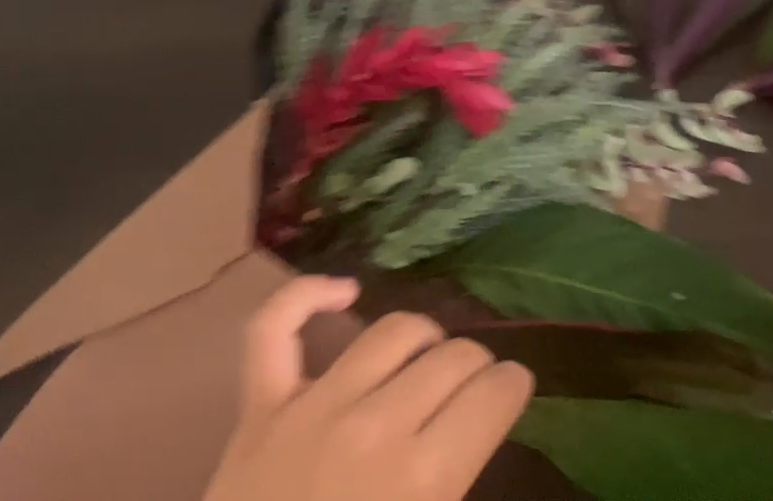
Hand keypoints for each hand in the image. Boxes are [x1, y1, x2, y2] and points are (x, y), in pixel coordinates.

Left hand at [205, 276, 534, 500]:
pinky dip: (308, 296)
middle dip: (477, 368)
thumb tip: (479, 436)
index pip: (496, 391)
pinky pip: (274, 327)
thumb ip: (462, 479)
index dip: (512, 388)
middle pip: (454, 356)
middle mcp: (375, 426)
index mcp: (426, 477)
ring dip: (426, 339)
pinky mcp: (260, 405)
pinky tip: (345, 293)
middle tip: (471, 393)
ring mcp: (313, 406)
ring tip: (428, 362)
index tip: (508, 396)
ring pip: (394, 330)